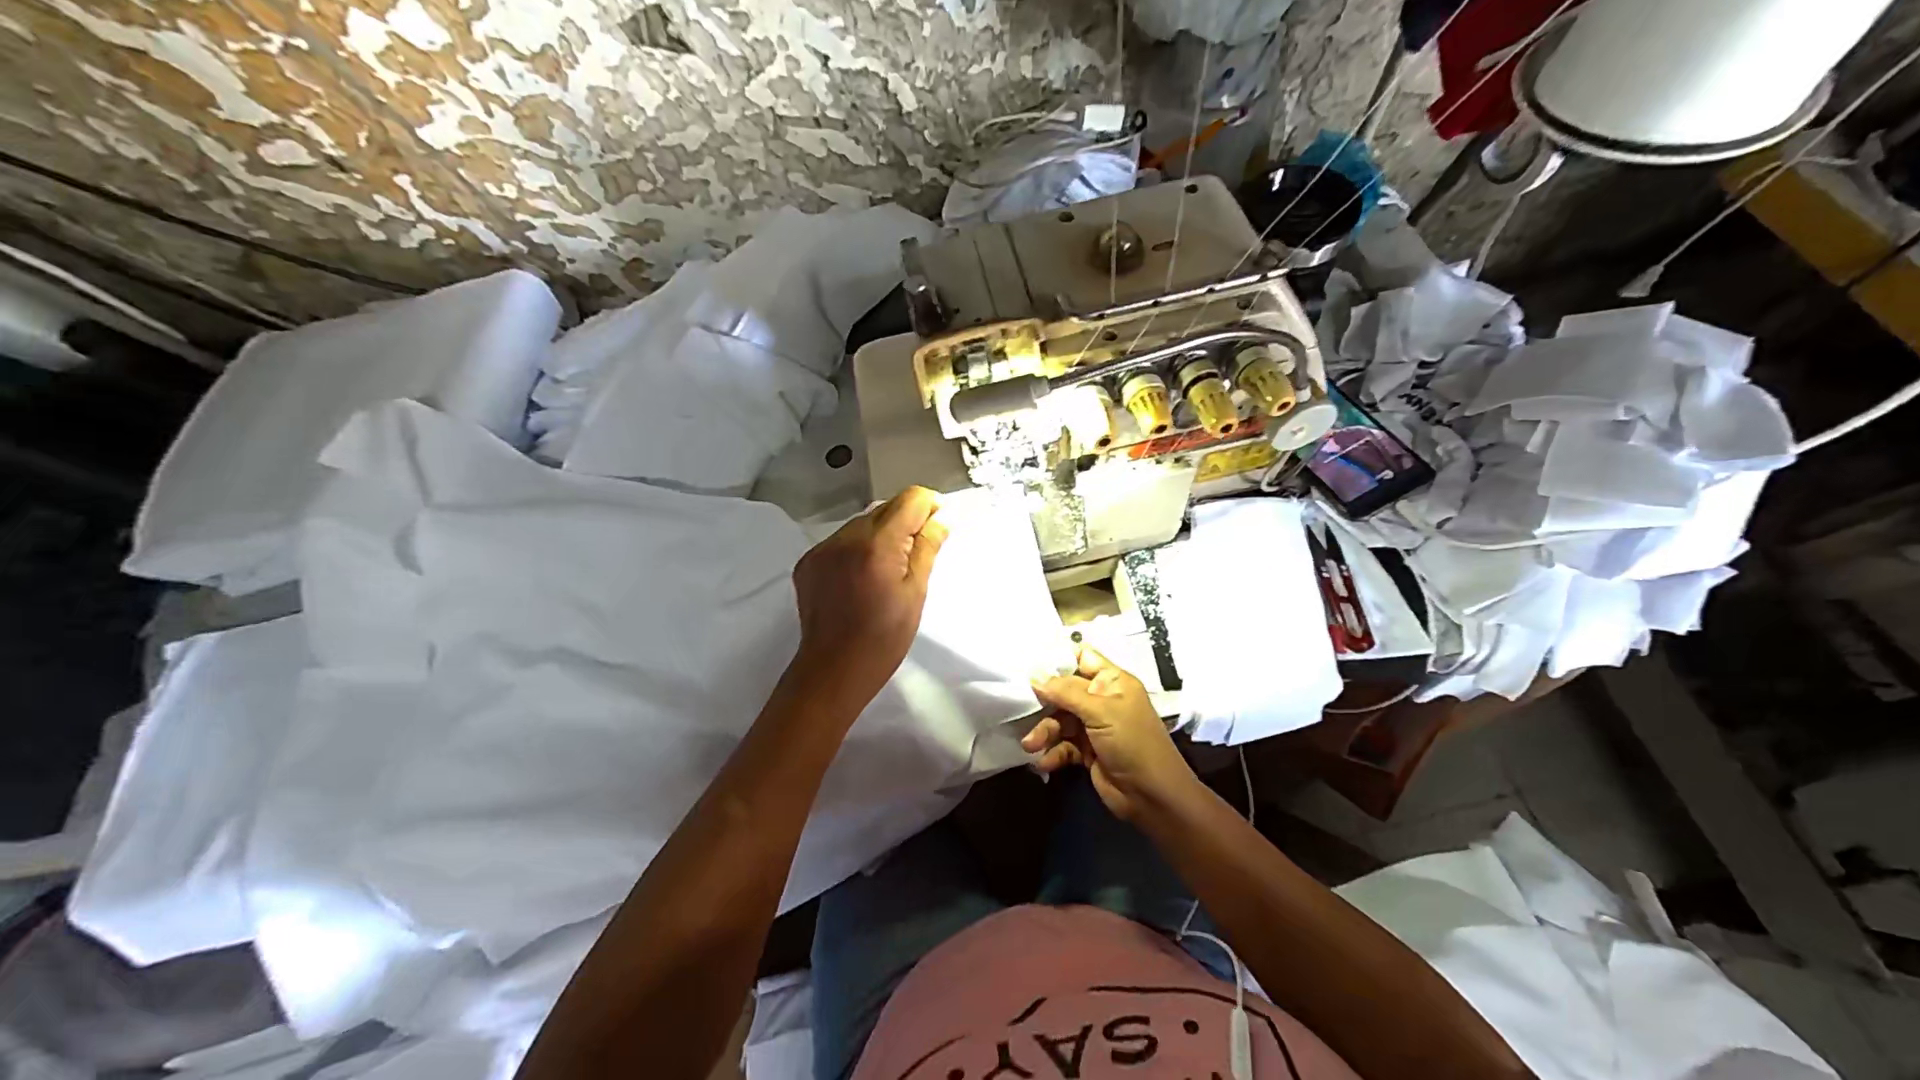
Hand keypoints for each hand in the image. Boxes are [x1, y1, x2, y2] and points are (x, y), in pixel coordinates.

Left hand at [789, 486, 947, 710]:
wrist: (833, 671)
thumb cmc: (884, 639)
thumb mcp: (915, 593)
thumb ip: (928, 547)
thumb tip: (941, 516)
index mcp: (877, 544)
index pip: (910, 499)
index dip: (930, 507)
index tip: (937, 528)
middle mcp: (845, 538)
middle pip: (885, 508)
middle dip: (906, 523)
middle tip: (915, 557)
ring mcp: (822, 549)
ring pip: (862, 523)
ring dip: (880, 535)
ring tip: (887, 572)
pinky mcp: (808, 562)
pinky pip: (840, 541)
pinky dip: (856, 550)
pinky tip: (862, 579)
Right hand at [1023, 646, 1197, 820]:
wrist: (1152, 797)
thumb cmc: (1132, 743)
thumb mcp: (1101, 712)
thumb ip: (1066, 692)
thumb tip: (1034, 675)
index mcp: (1112, 682)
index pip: (1083, 658)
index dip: (1058, 659)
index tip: (1030, 662)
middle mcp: (1102, 700)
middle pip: (1064, 691)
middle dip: (1043, 701)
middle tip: (1021, 706)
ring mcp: (1094, 727)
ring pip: (1059, 720)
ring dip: (1044, 731)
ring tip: (1031, 745)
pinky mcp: (1087, 751)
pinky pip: (1062, 745)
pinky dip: (1052, 752)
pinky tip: (1045, 762)